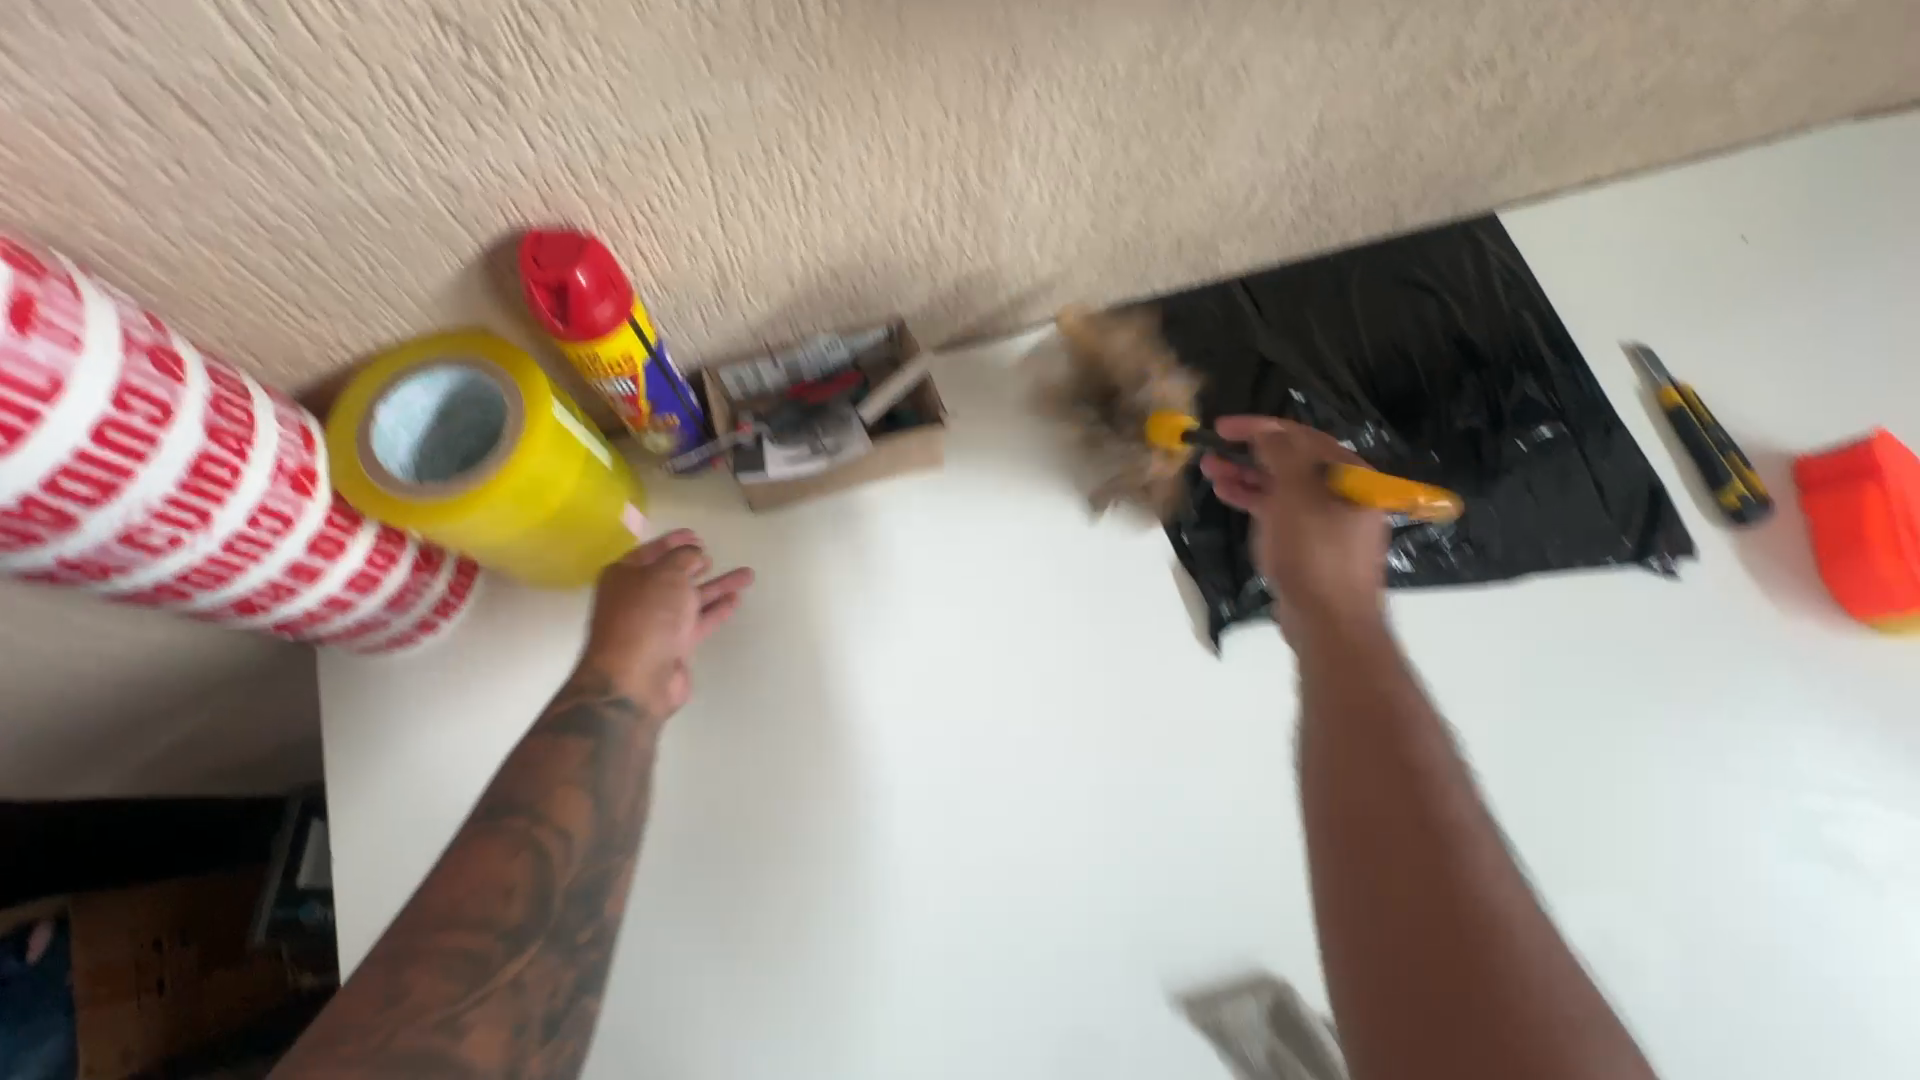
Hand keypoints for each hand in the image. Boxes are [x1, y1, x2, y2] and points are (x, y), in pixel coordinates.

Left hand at [579, 529, 753, 718]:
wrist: (637, 677)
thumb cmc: (646, 615)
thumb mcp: (666, 573)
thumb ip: (684, 557)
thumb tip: (694, 554)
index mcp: (624, 576)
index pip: (651, 551)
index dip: (674, 541)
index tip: (697, 534)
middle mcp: (638, 599)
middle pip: (672, 576)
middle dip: (695, 565)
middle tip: (712, 556)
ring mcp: (657, 624)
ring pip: (692, 598)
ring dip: (717, 586)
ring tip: (747, 575)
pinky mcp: (674, 646)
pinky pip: (699, 621)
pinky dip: (717, 610)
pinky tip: (735, 599)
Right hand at [1199, 416, 1388, 645]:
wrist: (1329, 621)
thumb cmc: (1314, 552)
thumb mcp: (1295, 494)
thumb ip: (1282, 454)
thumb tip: (1268, 431)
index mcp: (1349, 473)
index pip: (1300, 436)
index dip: (1258, 427)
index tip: (1221, 427)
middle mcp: (1342, 491)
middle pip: (1290, 461)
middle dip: (1248, 453)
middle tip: (1212, 452)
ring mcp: (1326, 519)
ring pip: (1281, 487)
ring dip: (1246, 476)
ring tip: (1211, 473)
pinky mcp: (1311, 543)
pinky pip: (1280, 511)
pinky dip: (1255, 501)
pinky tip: (1229, 495)